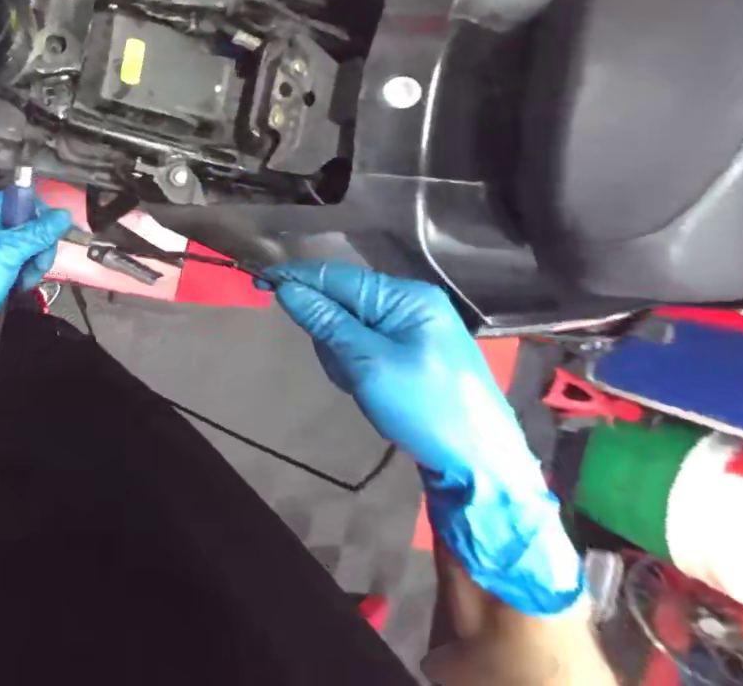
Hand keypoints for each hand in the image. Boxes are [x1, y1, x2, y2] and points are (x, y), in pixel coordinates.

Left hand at [0, 190, 73, 356]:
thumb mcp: (10, 251)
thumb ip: (39, 232)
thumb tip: (66, 214)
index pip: (26, 200)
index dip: (41, 217)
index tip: (48, 236)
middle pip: (34, 222)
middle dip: (40, 245)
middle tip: (37, 263)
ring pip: (35, 241)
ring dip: (36, 261)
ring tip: (26, 278)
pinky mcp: (3, 258)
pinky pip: (28, 255)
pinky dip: (29, 269)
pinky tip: (22, 282)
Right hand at [264, 261, 583, 615]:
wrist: (481, 465)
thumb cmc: (425, 408)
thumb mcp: (368, 364)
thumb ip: (327, 322)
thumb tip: (287, 288)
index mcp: (406, 296)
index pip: (339, 276)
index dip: (298, 277)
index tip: (260, 280)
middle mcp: (412, 301)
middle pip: (344, 300)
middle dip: (331, 334)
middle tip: (346, 372)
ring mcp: (415, 327)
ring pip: (352, 325)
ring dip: (343, 354)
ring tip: (362, 386)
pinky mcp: (414, 350)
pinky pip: (368, 344)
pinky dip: (358, 363)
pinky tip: (371, 389)